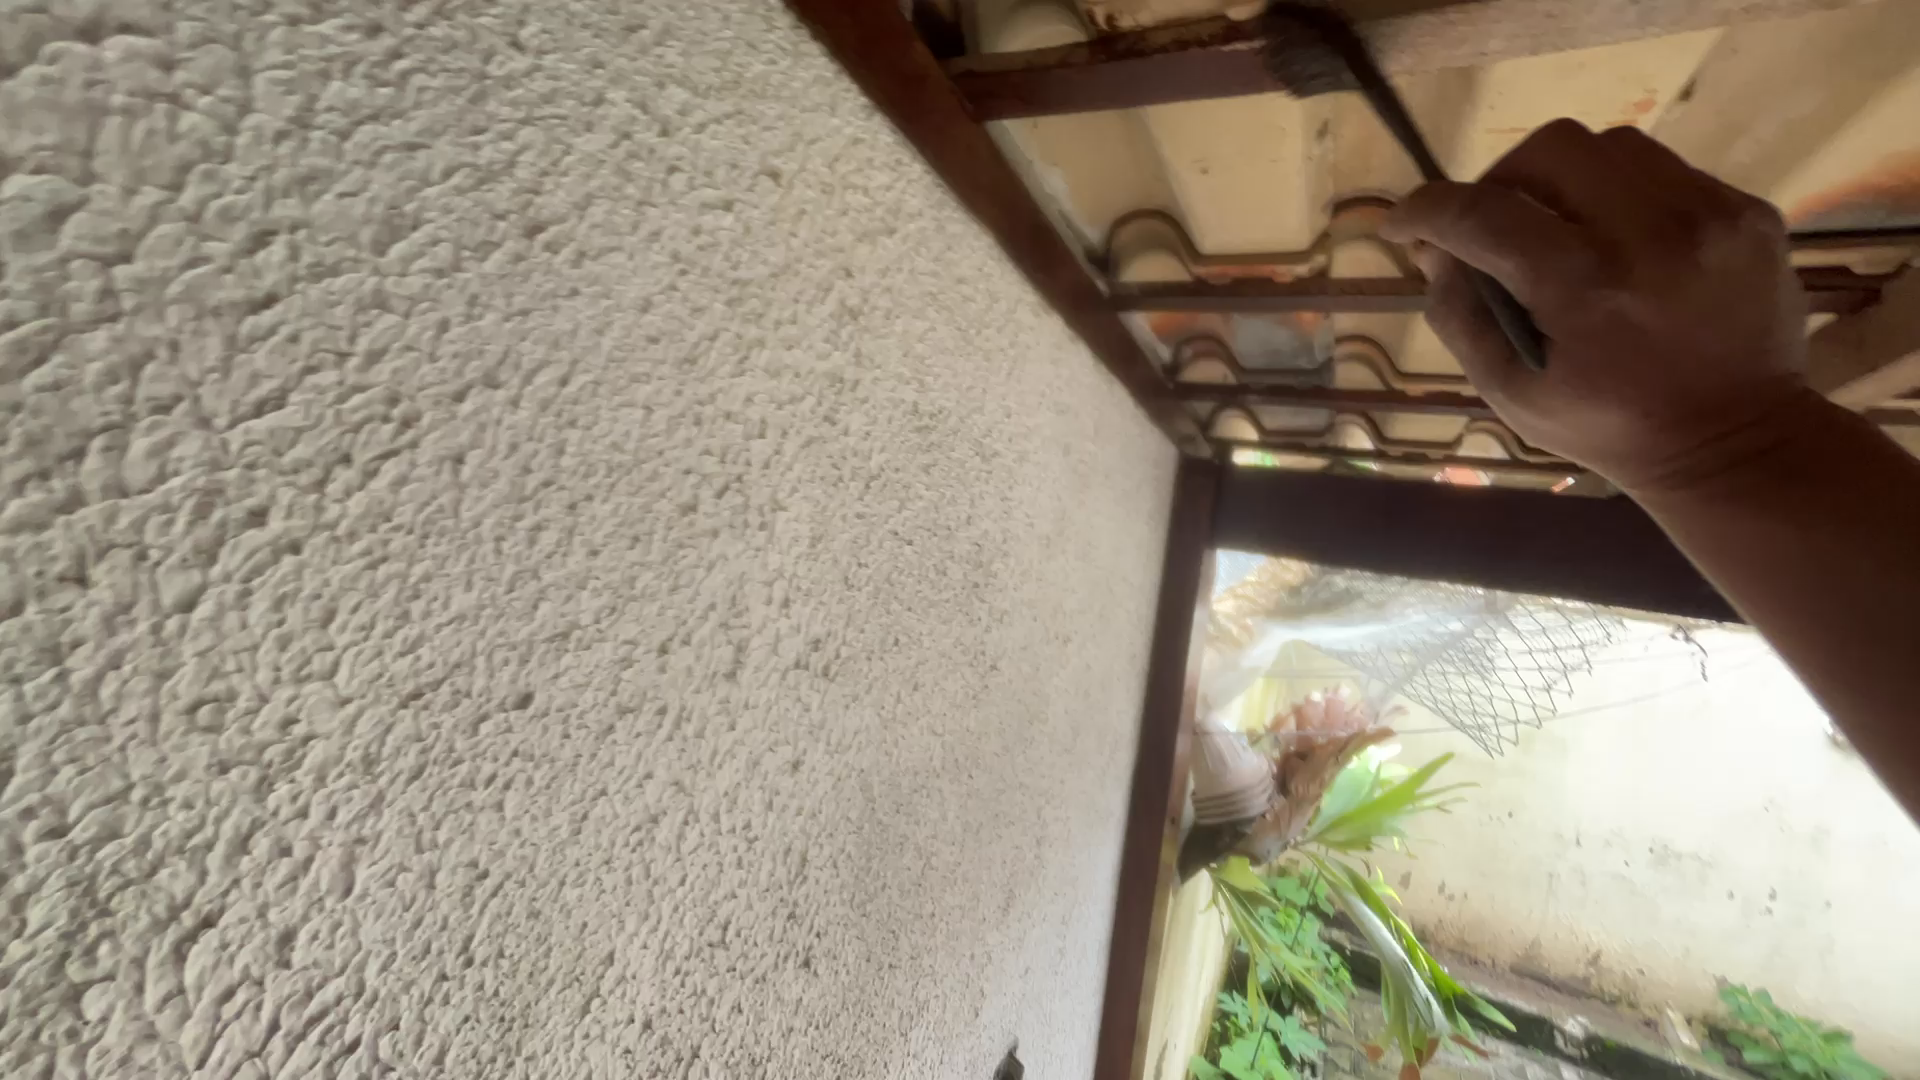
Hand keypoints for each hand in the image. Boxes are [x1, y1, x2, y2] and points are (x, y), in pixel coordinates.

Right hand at [1381, 119, 1813, 497]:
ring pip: (1607, 146)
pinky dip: (1607, 196)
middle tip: (1483, 229)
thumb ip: (1459, 314)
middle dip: (1495, 183)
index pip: (1482, 215)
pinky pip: (1657, 170)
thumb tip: (1432, 251)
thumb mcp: (1504, 388)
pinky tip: (1601, 245)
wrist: (1731, 438)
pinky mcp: (1745, 209)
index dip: (1423, 210)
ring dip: (1554, 182)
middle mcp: (1651, 231)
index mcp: (1582, 287)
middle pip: (1550, 148)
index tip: (1397, 226)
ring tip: (1542, 233)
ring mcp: (1710, 212)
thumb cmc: (1599, 423)